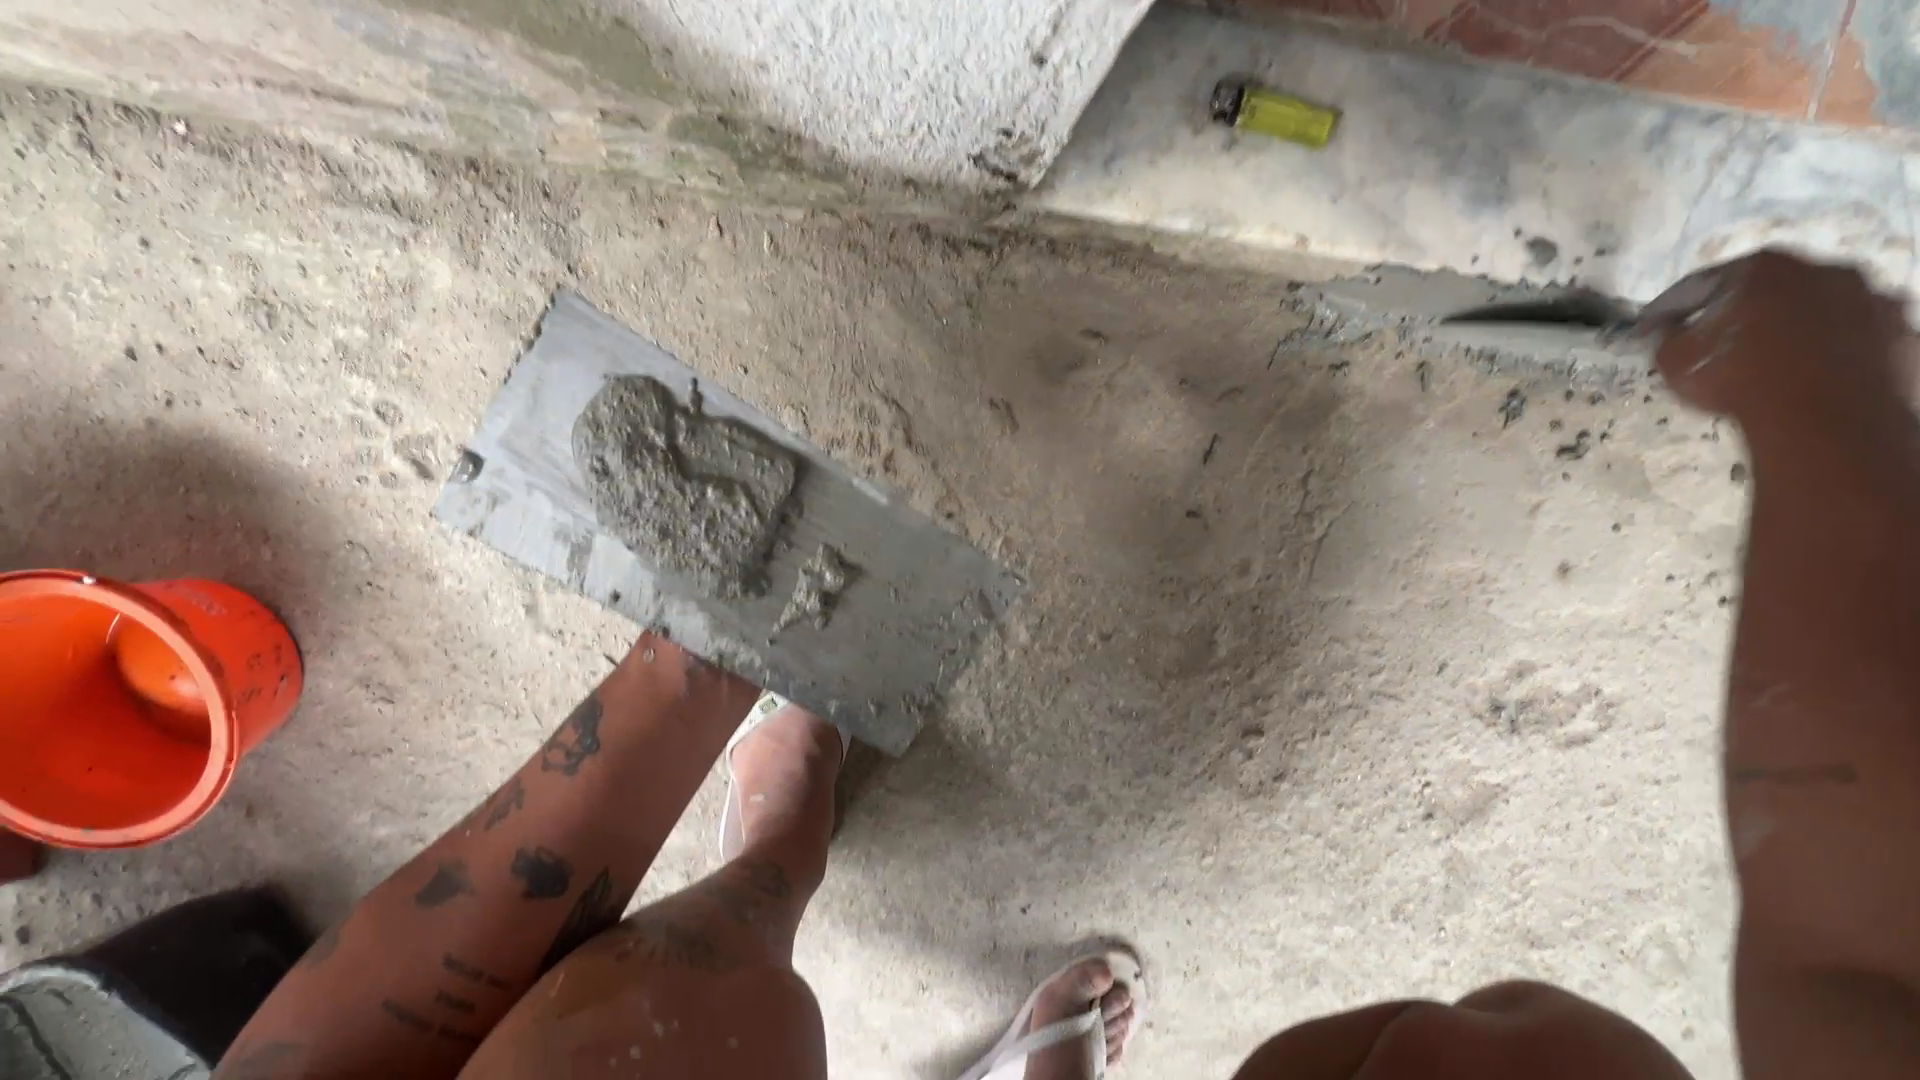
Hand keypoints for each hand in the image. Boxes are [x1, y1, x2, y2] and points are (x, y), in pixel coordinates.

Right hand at [1639, 250, 1909, 436]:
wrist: (1824, 417)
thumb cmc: (1738, 378)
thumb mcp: (1674, 361)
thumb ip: (1668, 338)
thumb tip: (1668, 330)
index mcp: (1762, 268)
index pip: (1702, 283)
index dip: (1670, 307)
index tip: (1650, 328)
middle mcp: (1824, 269)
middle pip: (1769, 289)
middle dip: (1741, 312)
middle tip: (1715, 342)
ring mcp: (1874, 298)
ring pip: (1819, 310)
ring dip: (1793, 329)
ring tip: (1768, 361)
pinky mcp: (1903, 332)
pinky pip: (1856, 338)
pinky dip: (1834, 351)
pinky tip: (1813, 376)